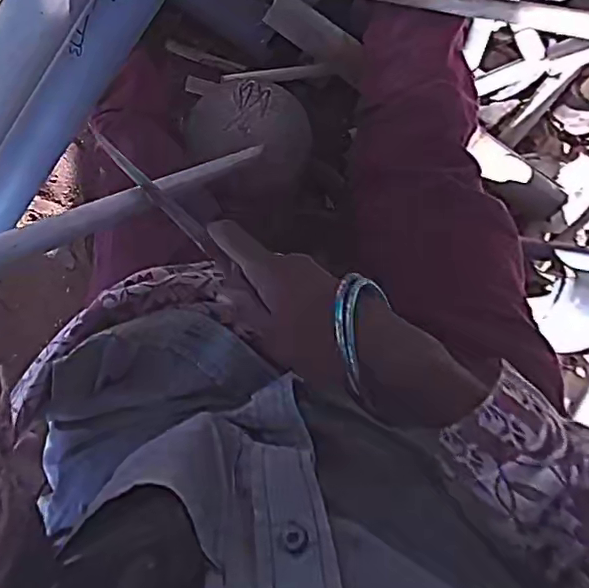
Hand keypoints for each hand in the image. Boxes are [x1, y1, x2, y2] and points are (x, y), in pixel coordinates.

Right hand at [209, 221, 491, 426]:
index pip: (231, 236)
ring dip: (268, 291)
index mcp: (268, 268)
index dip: (214, 237)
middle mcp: (289, 258)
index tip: (205, 246)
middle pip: (254, 259)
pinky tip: (297, 325)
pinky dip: (287, 296)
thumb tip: (224, 288)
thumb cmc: (319, 345)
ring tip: (273, 326)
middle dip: (243, 279)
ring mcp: (312, 268)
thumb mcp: (271, 335)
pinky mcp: (330, 281)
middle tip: (243, 313)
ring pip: (275, 273)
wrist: (383, 351)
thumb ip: (244, 308)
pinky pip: (295, 281)